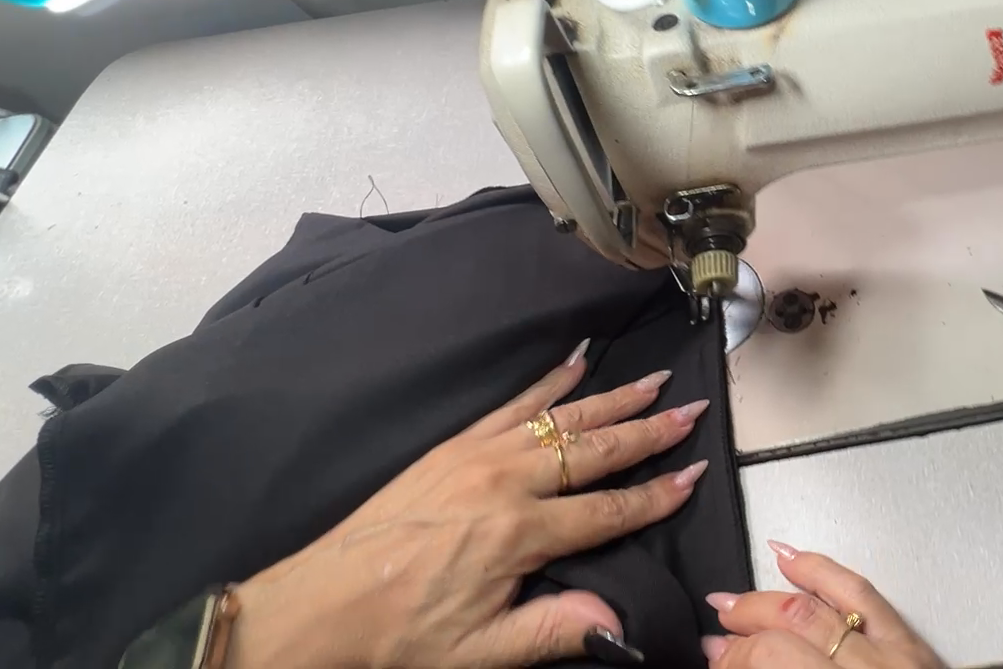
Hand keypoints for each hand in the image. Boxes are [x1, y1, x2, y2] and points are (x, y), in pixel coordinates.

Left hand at [225, 341, 709, 668]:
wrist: (307, 614)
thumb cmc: (396, 641)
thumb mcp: (475, 655)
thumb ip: (552, 631)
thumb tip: (618, 620)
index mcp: (519, 536)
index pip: (608, 510)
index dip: (656, 495)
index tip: (695, 471)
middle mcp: (508, 482)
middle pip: (596, 449)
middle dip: (649, 430)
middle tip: (690, 406)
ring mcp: (482, 454)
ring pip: (564, 417)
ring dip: (614, 398)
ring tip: (653, 379)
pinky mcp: (456, 444)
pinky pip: (514, 404)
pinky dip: (550, 382)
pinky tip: (577, 362)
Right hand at [701, 544, 944, 668]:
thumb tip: (730, 664)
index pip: (774, 661)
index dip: (737, 659)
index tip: (716, 662)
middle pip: (793, 627)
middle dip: (746, 627)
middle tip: (717, 635)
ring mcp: (894, 652)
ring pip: (820, 604)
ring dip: (769, 598)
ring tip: (734, 601)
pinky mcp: (910, 640)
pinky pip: (860, 590)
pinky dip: (821, 570)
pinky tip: (790, 560)